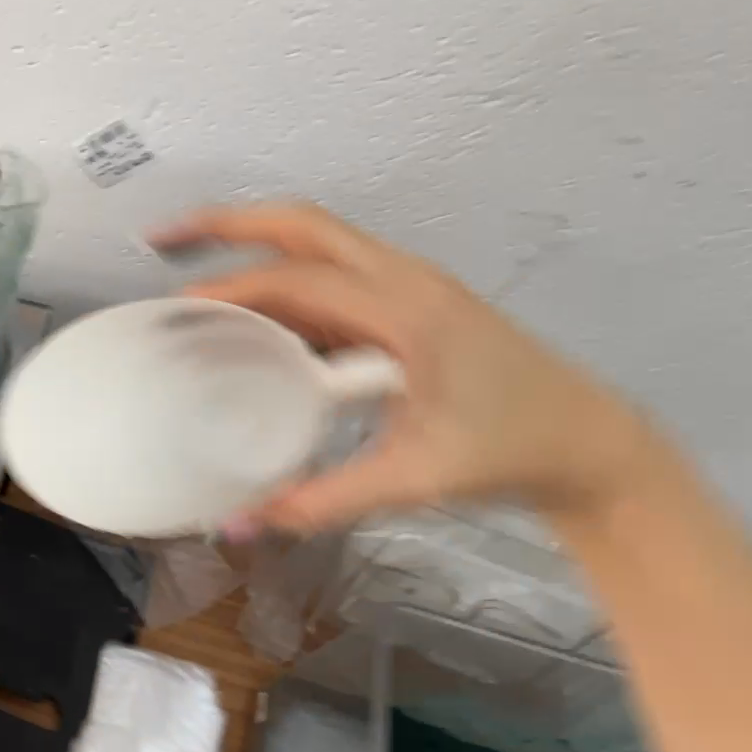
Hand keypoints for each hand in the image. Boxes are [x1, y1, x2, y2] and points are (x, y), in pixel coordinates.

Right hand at [151, 203, 659, 535]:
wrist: (591, 445)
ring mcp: (404, 291)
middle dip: (225, 225)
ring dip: (248, 252)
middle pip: (302, 226)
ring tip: (188, 284)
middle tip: (161, 241)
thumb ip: (317, 503)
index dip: (229, 292)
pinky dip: (274, 292)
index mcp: (407, 312)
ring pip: (312, 248)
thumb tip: (232, 525)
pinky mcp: (400, 310)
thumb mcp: (411, 480)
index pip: (297, 282)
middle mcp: (404, 283)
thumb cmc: (511, 453)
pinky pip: (324, 284)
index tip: (172, 315)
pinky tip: (244, 327)